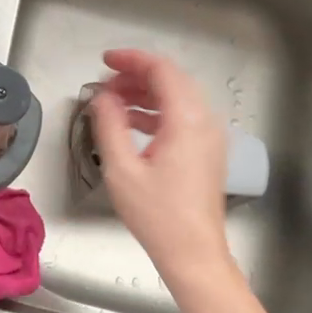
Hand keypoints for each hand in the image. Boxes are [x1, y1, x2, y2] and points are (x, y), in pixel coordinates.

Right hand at [87, 48, 238, 299]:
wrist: (193, 253)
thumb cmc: (157, 214)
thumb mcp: (121, 168)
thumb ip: (110, 125)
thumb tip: (102, 97)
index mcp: (186, 121)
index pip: (162, 71)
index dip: (131, 60)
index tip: (104, 61)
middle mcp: (205, 122)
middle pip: (172, 80)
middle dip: (136, 75)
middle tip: (104, 83)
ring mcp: (209, 137)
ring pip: (177, 97)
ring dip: (145, 93)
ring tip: (112, 101)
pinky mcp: (206, 151)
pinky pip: (182, 116)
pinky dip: (156, 110)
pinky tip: (131, 123)